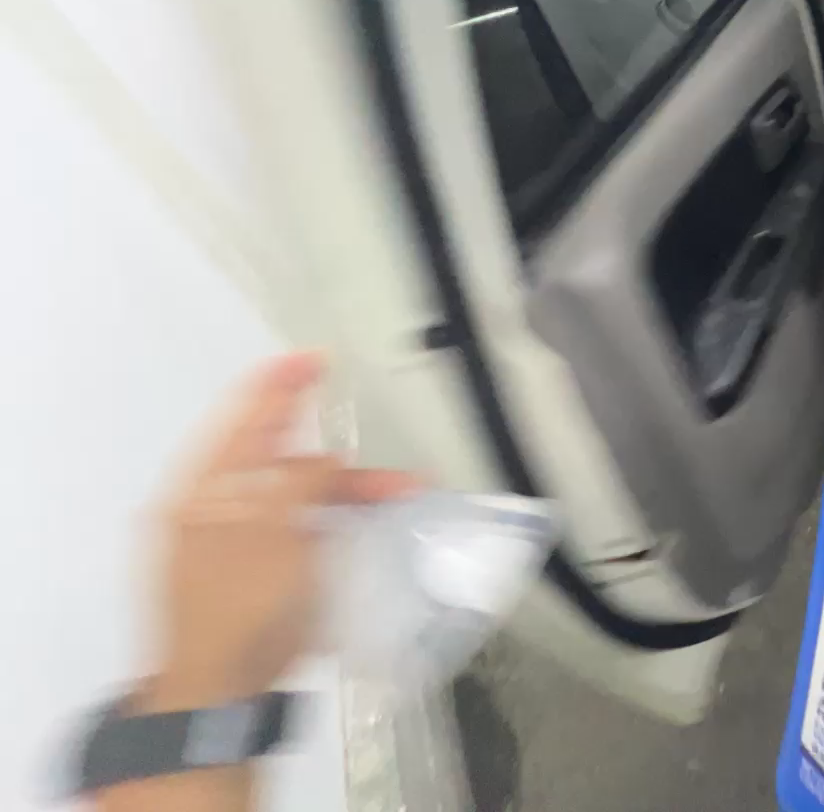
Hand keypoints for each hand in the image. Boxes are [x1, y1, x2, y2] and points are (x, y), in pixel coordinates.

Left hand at [140, 353, 417, 710]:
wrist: (229, 682)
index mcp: (202, 498)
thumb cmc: (240, 603)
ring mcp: (250, 536)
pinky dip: (354, 507)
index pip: (240, 427)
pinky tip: (386, 507)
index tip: (308, 356)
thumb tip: (326, 458)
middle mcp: (222, 510)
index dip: (273, 389)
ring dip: (359, 483)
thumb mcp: (269, 532)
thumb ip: (297, 482)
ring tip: (407, 486)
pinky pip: (321, 516)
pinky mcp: (279, 558)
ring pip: (312, 488)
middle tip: (361, 410)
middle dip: (331, 439)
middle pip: (280, 454)